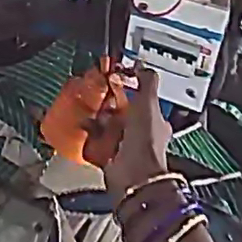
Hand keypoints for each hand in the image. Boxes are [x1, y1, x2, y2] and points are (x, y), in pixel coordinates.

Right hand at [99, 66, 171, 198]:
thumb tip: (143, 66)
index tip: (119, 78)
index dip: (131, 87)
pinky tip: (86, 125)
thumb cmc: (146, 142)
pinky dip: (90, 131)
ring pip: (108, 123)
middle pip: (123, 110)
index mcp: (155, 121)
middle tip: (102, 92)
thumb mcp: (149, 103)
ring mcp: (124, 144)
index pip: (144, 98)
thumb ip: (147, 82)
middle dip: (111, 101)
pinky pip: (95, 138)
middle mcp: (141, 133)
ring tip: (94, 109)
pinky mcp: (108, 154)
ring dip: (99, 116)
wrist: (133, 174)